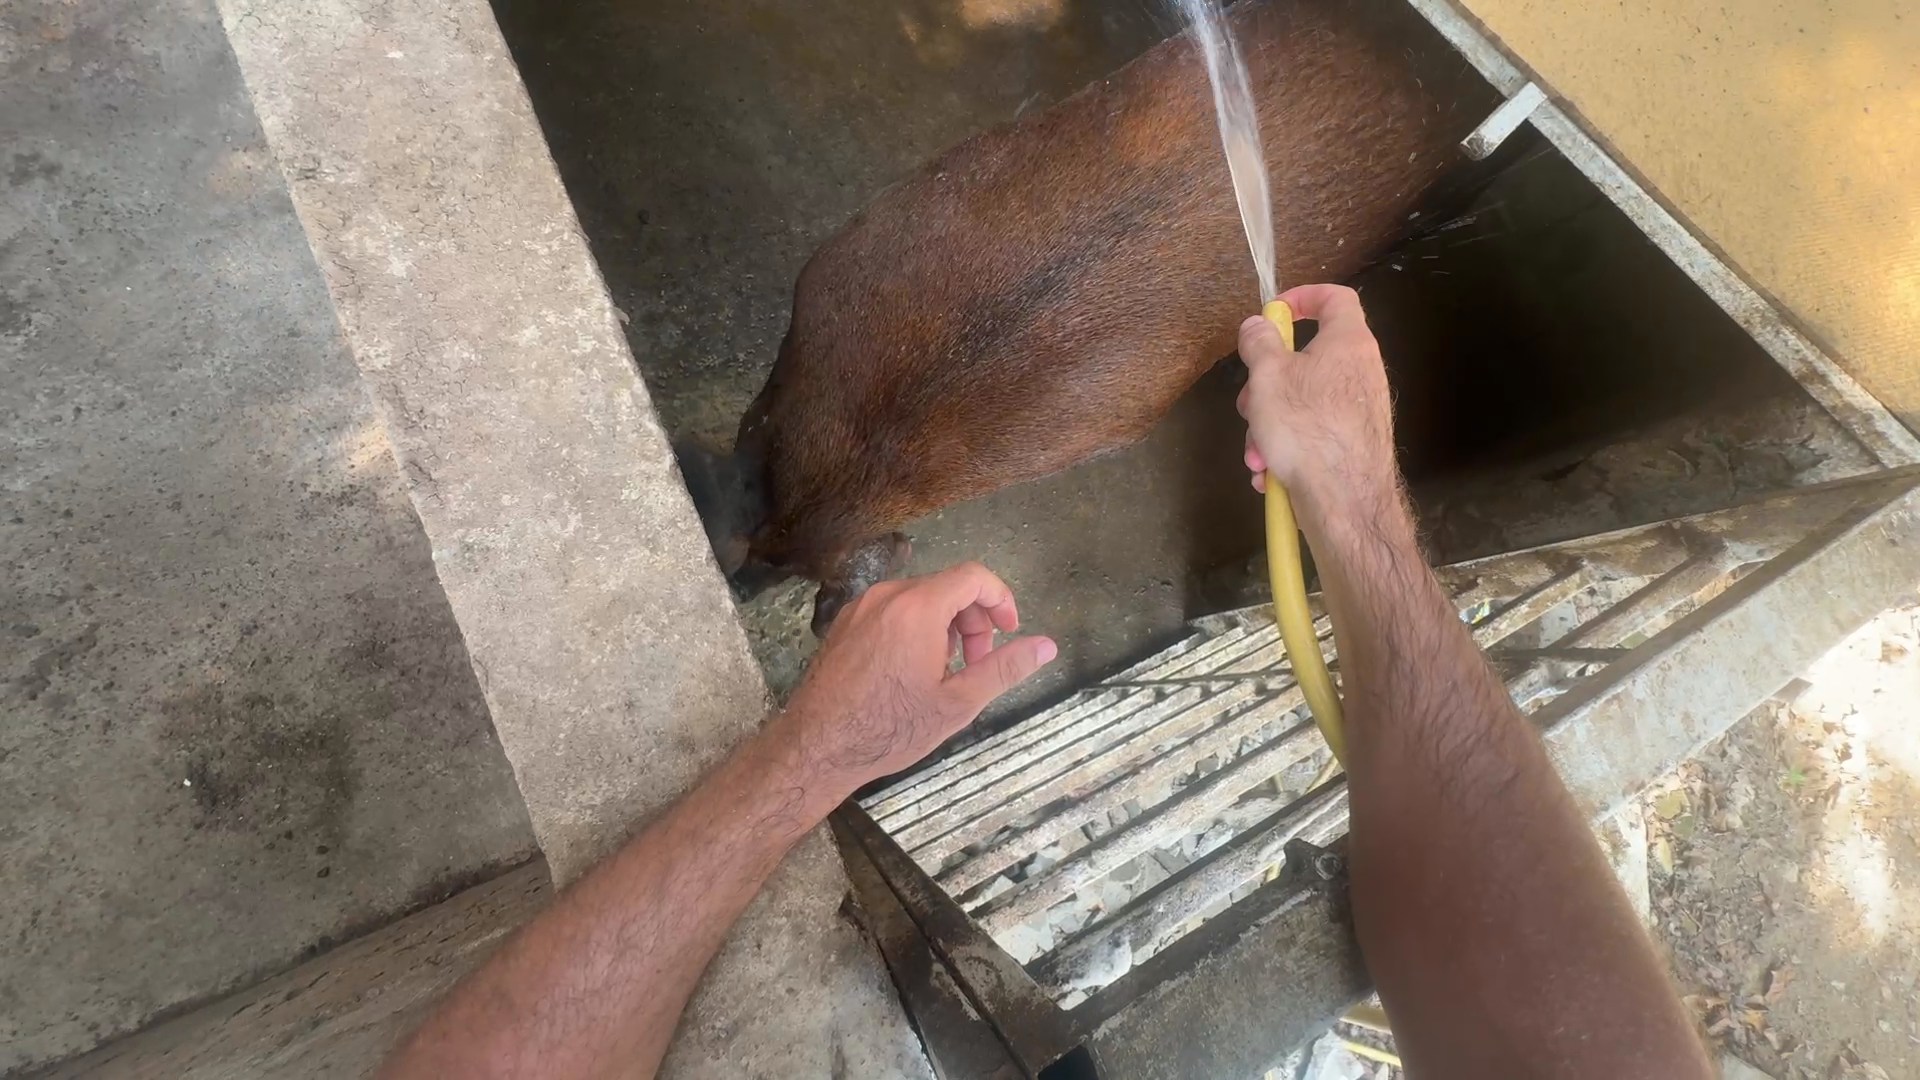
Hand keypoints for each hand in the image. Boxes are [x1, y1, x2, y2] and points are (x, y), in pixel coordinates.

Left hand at [774, 562, 1056, 796]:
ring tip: (945, 672)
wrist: (816, 746)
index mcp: (918, 607)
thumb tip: (1047, 646)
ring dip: (946, 626)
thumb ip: (1004, 668)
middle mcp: (888, 595)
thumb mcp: (957, 703)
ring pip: (920, 598)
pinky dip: (916, 627)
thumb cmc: (889, 727)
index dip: (1001, 599)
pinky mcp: (845, 621)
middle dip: (974, 620)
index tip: (1010, 632)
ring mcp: (861, 606)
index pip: (974, 576)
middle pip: (948, 587)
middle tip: (977, 665)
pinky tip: (912, 670)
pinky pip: (893, 609)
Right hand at [1236, 283, 1399, 530]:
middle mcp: (1359, 371)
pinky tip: (1270, 472)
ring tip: (1257, 454)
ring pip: (1298, 403)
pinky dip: (1284, 448)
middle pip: (1303, 361)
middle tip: (1248, 406)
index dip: (1302, 297)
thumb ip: (1259, 344)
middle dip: (1264, 386)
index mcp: (1347, 343)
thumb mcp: (1267, 378)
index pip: (1335, 298)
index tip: (1272, 314)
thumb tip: (1257, 324)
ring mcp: (1356, 409)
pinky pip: (1308, 433)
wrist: (1344, 497)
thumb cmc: (1306, 427)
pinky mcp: (1349, 442)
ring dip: (1267, 426)